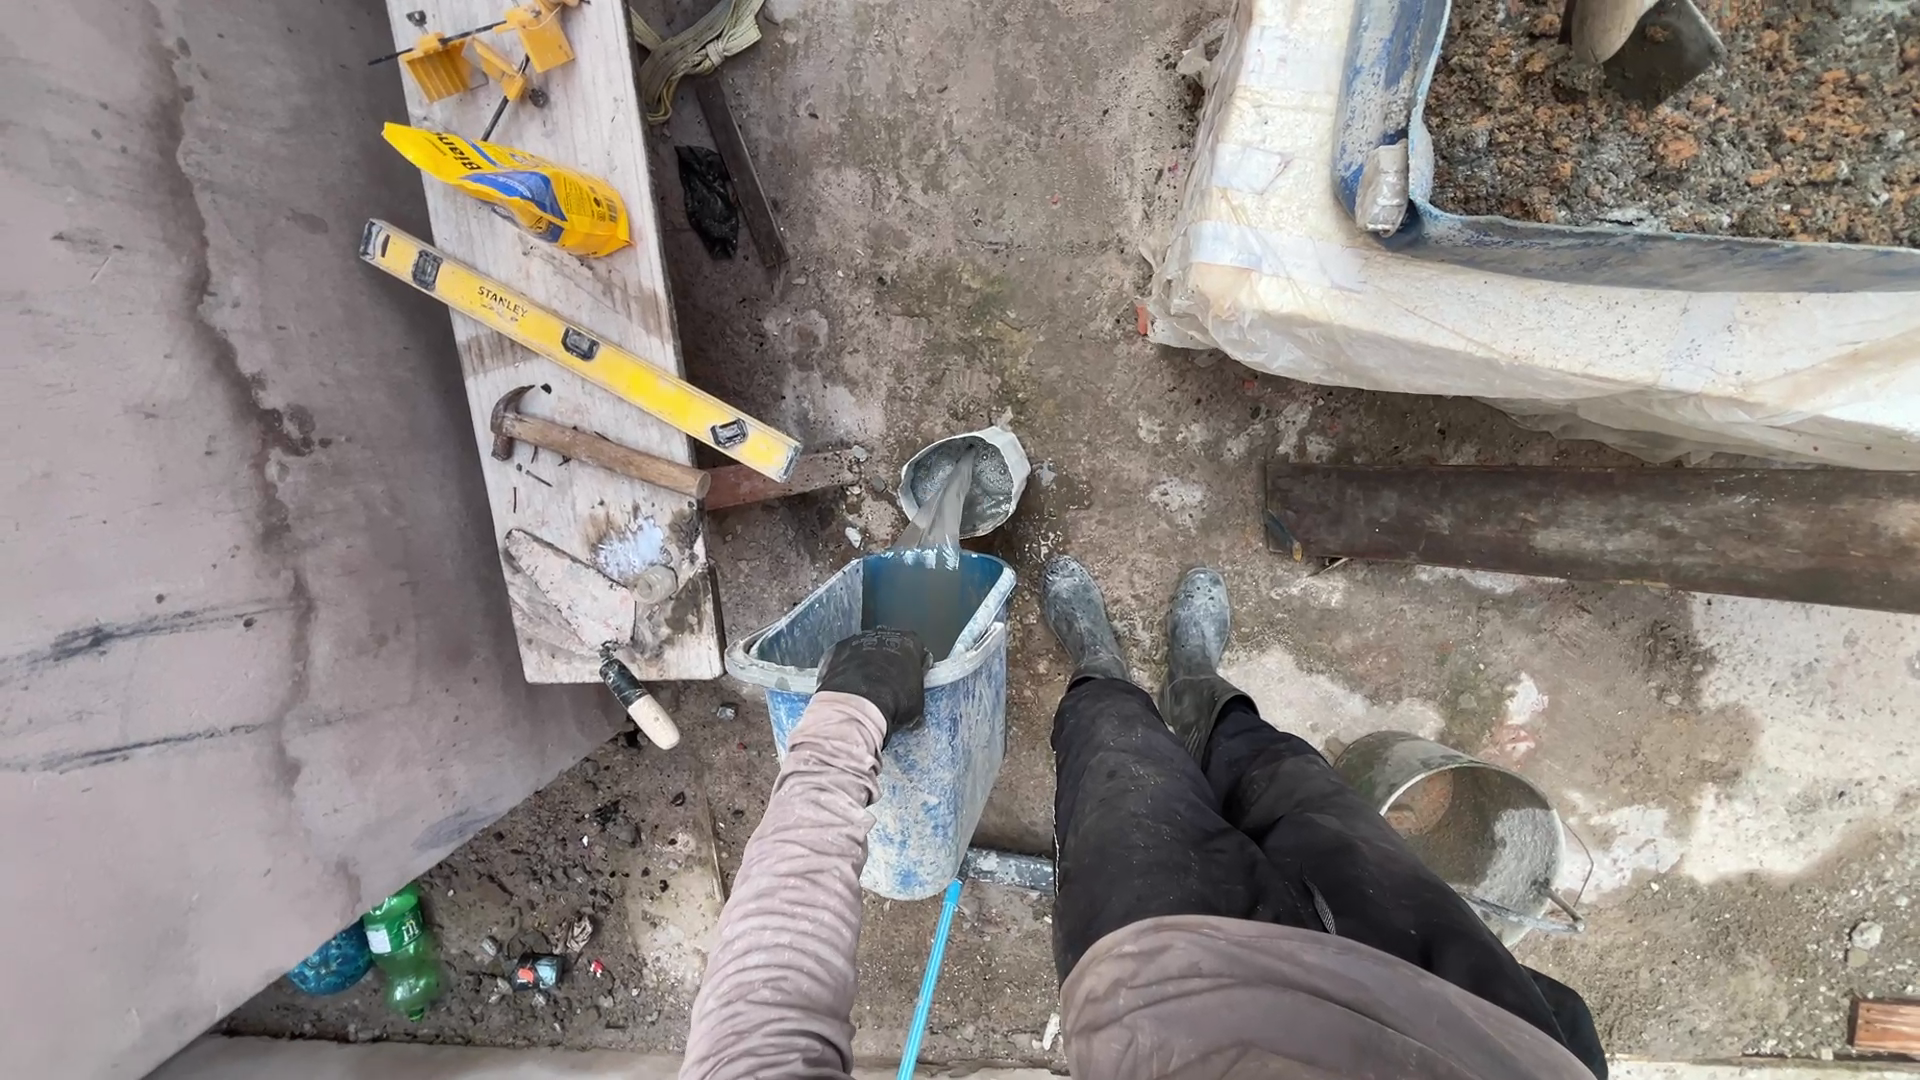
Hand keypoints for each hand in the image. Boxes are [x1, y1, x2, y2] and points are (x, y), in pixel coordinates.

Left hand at [815, 628, 928, 741]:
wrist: (858, 703)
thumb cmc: (893, 700)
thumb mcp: (916, 702)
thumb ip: (915, 692)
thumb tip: (912, 702)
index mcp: (910, 642)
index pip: (917, 651)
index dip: (914, 667)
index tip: (911, 680)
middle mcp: (884, 633)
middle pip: (889, 646)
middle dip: (888, 662)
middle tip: (887, 686)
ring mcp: (857, 639)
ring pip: (864, 650)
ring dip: (865, 665)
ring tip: (864, 690)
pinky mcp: (836, 649)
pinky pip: (843, 659)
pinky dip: (845, 670)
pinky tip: (846, 688)